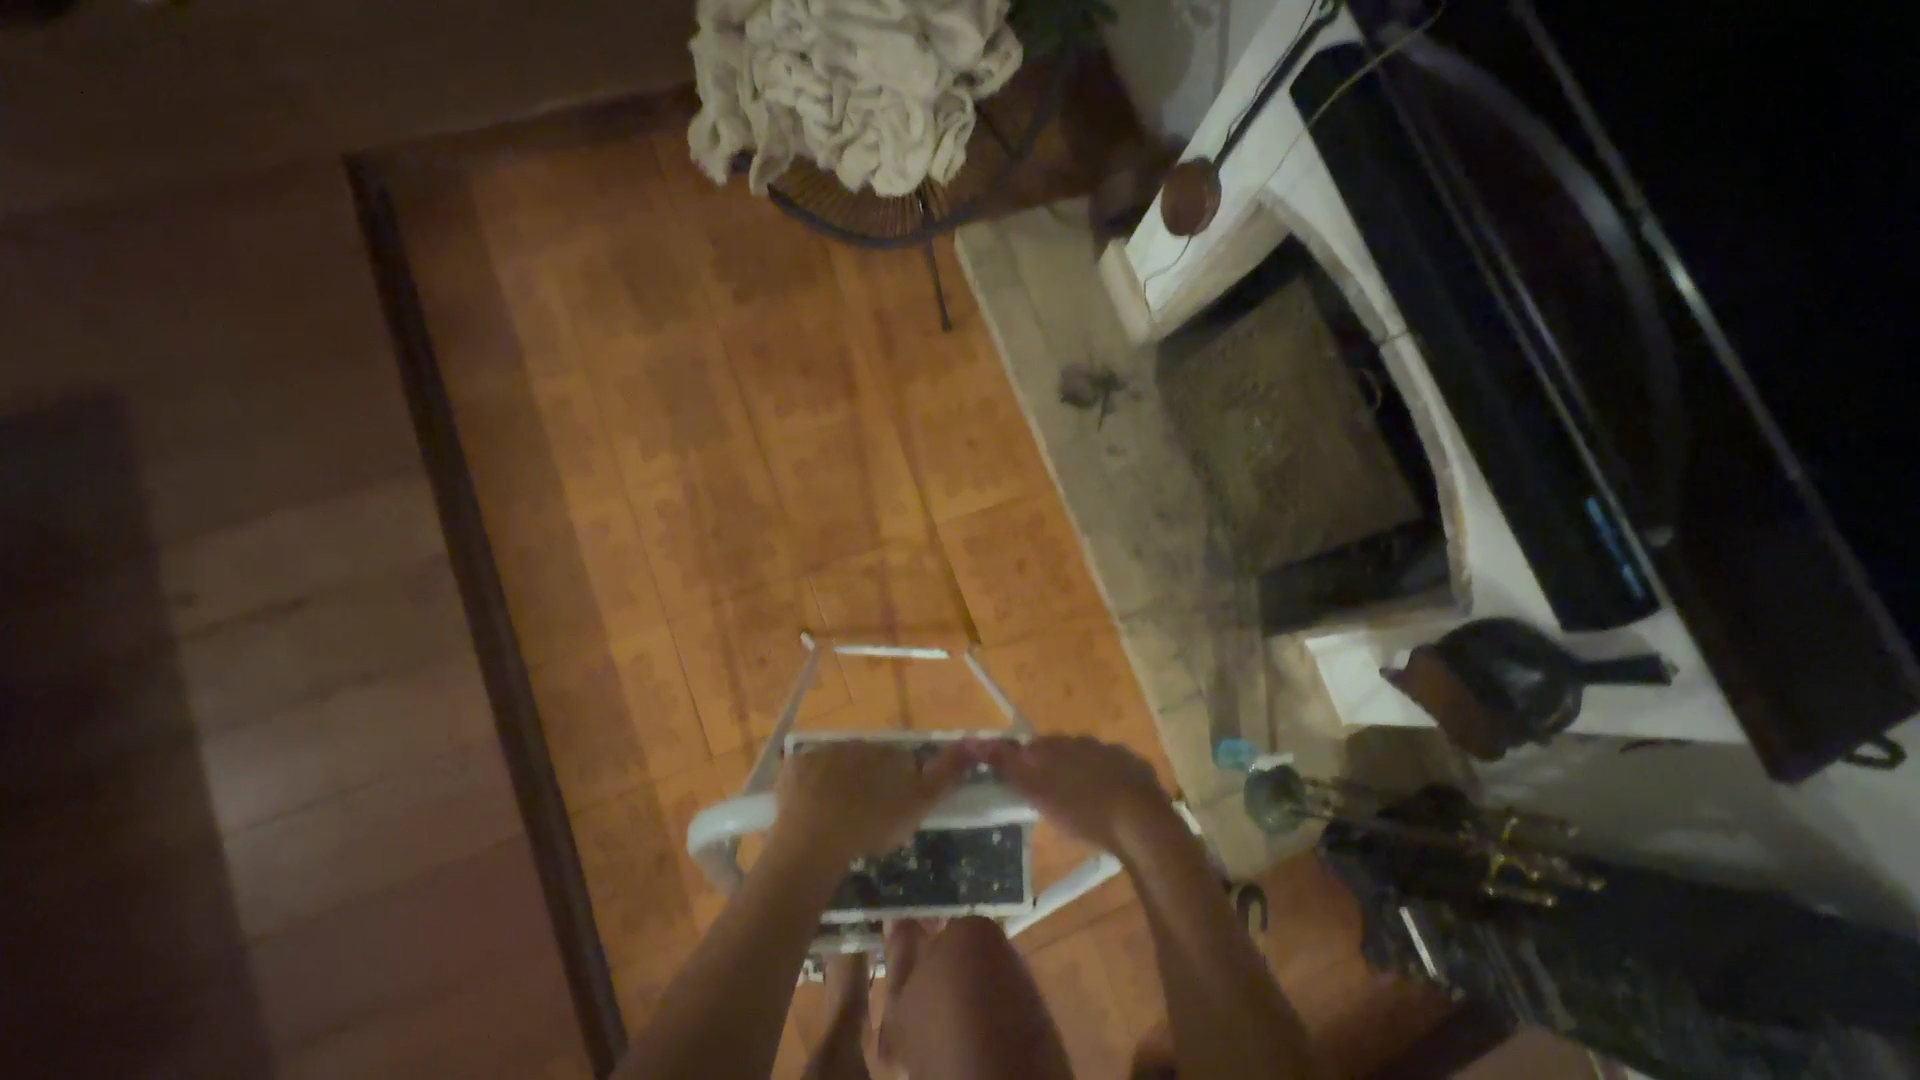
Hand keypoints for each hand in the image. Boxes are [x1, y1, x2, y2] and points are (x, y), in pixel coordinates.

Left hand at [770, 742, 969, 864]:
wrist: (816, 840)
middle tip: (866, 817)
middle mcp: (857, 743)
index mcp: (889, 752)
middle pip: (869, 761)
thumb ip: (947, 772)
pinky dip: (810, 787)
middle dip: (869, 781)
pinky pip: (806, 773)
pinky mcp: (794, 766)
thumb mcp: (921, 803)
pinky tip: (811, 811)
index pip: (902, 761)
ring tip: (837, 818)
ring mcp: (821, 752)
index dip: (901, 784)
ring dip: (839, 783)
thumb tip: (976, 742)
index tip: (895, 810)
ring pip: (837, 765)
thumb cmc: (873, 824)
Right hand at [983, 736, 1175, 855]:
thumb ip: (1009, 767)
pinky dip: (1109, 782)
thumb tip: (978, 742)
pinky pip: (1116, 770)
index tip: (1022, 784)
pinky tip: (1110, 803)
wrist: (1141, 825)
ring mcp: (1114, 752)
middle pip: (1061, 751)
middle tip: (1050, 798)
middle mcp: (1085, 741)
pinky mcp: (1138, 768)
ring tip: (1080, 803)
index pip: (1031, 746)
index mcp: (1058, 746)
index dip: (1024, 763)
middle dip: (1053, 768)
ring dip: (1082, 774)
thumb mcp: (1039, 794)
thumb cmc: (1083, 811)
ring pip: (1089, 759)